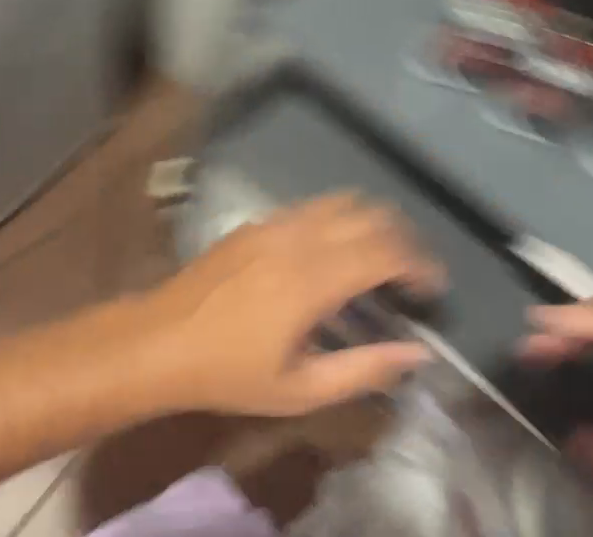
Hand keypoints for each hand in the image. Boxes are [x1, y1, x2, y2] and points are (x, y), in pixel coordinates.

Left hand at [137, 194, 442, 416]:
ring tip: (380, 257)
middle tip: (412, 273)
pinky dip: (339, 218)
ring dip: (371, 222)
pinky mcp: (256, 222)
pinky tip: (334, 252)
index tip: (434, 287)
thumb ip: (365, 368)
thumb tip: (419, 353)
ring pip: (341, 201)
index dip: (419, 264)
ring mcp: (274, 223)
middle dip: (402, 238)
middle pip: (370, 214)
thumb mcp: (300, 390)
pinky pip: (312, 207)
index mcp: (312, 279)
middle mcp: (297, 238)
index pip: (384, 251)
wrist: (158, 342)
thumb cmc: (229, 375)